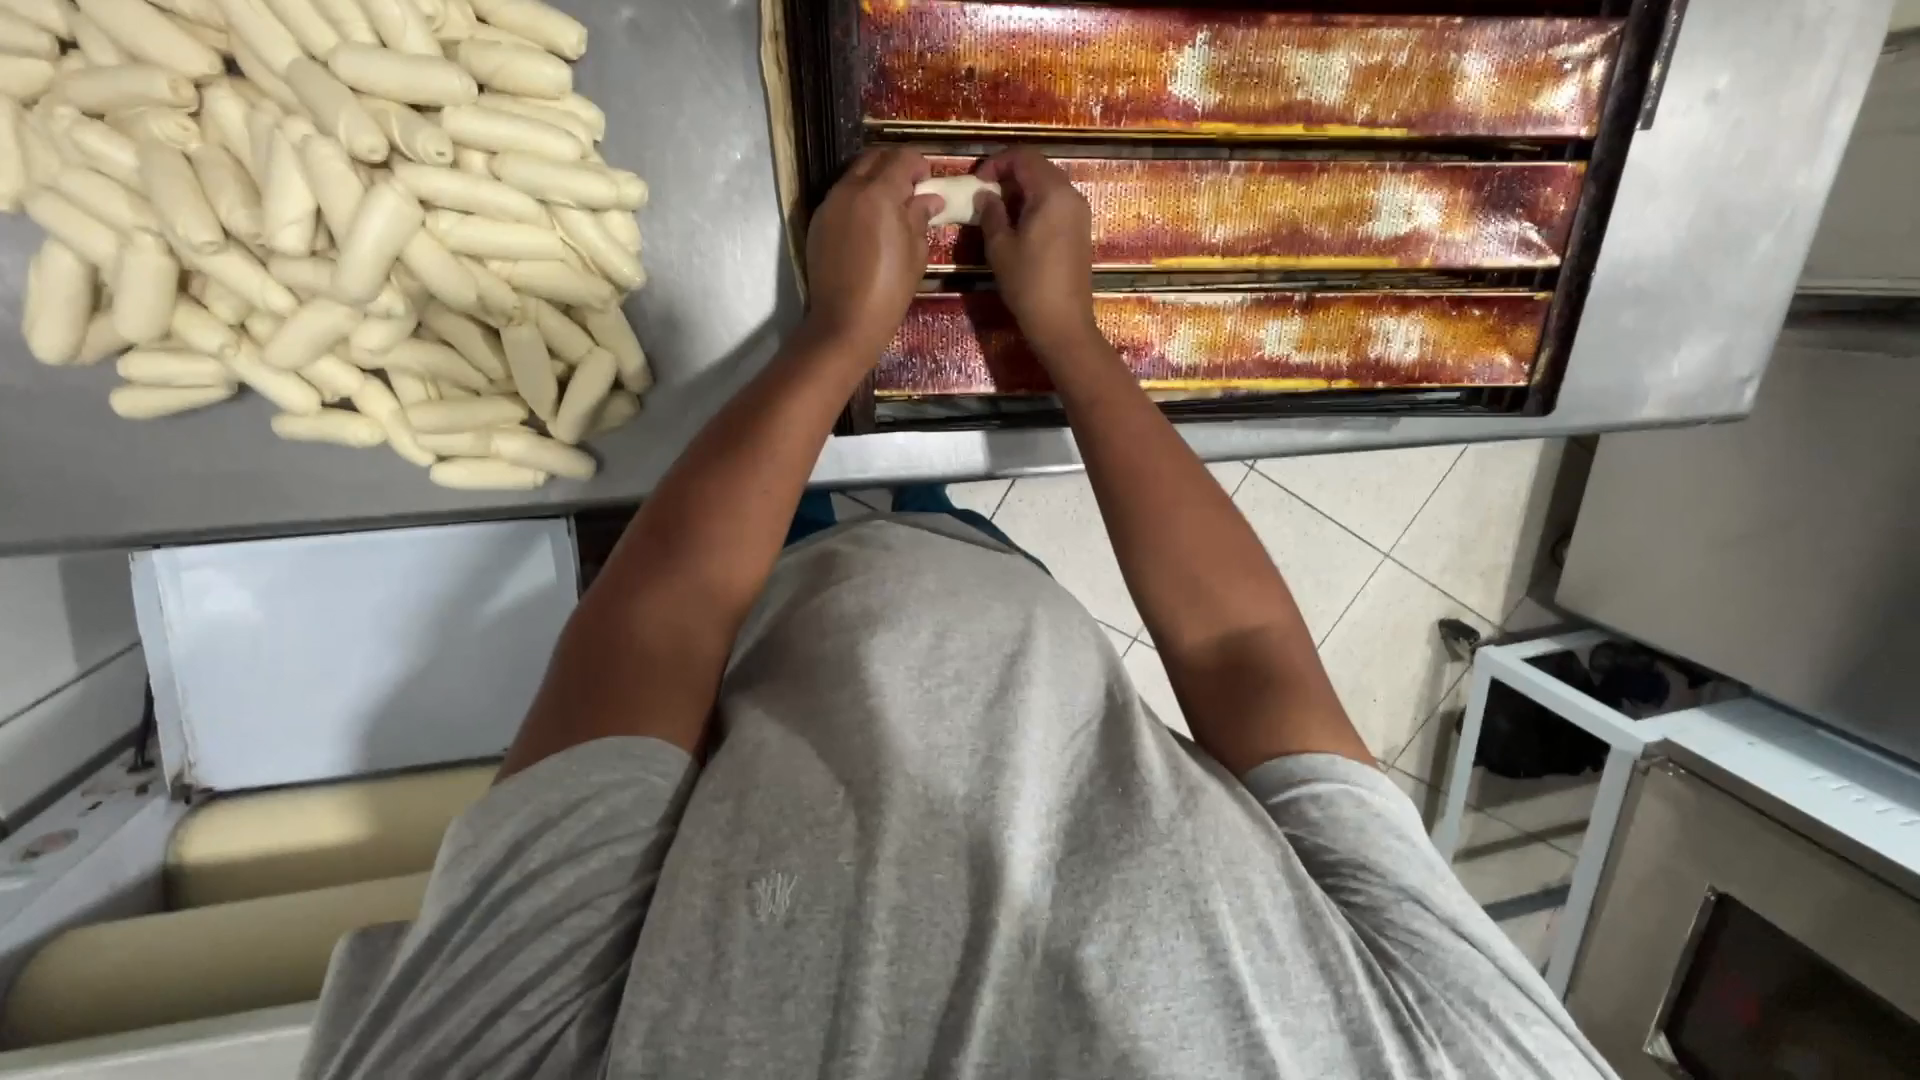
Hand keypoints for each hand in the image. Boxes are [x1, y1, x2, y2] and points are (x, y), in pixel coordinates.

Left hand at [802, 147, 941, 358]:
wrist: (845, 321)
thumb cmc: (889, 290)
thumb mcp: (915, 253)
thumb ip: (920, 217)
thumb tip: (929, 199)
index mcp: (879, 193)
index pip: (902, 158)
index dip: (919, 163)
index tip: (928, 178)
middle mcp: (849, 189)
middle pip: (874, 158)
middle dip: (894, 165)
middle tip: (911, 187)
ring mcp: (829, 205)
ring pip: (854, 176)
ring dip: (874, 181)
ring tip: (890, 206)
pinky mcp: (817, 223)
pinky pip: (840, 198)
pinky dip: (857, 199)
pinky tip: (869, 224)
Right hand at [975, 148, 1103, 359]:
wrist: (1062, 321)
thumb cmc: (1028, 283)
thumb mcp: (1000, 247)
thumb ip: (991, 213)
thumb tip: (985, 195)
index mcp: (1052, 192)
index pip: (1024, 157)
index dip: (997, 162)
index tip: (977, 181)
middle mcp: (1071, 195)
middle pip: (1039, 168)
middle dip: (1010, 175)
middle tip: (986, 194)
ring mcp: (1080, 213)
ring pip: (1048, 186)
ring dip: (1022, 191)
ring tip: (999, 212)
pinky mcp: (1080, 231)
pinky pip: (1056, 204)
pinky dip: (1036, 205)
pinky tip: (1020, 226)